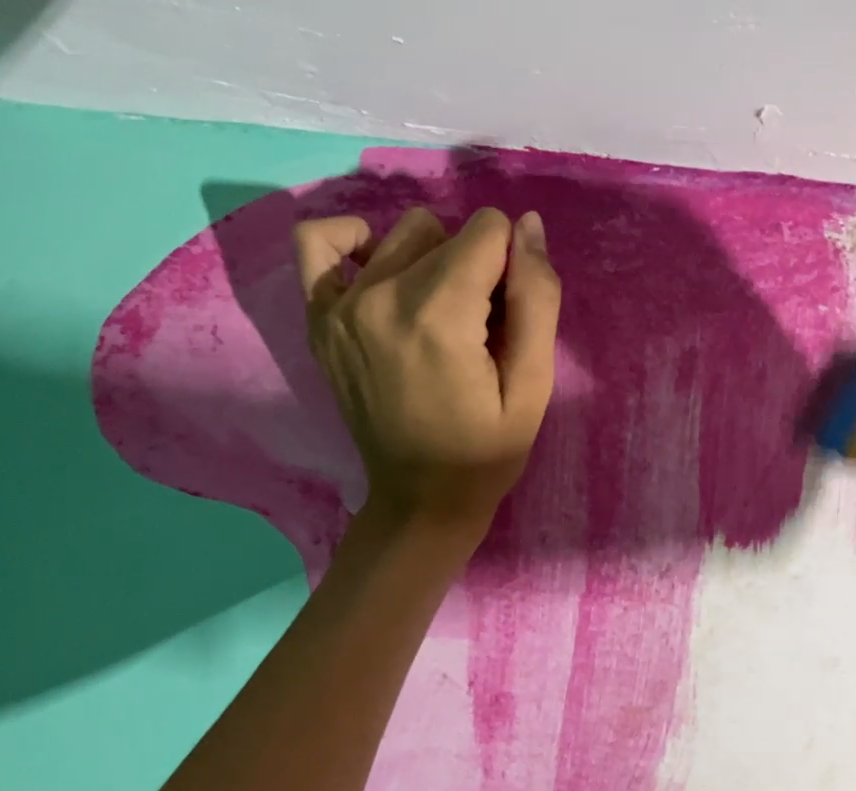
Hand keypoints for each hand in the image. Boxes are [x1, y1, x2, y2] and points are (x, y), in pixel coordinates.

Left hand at [294, 206, 560, 537]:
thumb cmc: (487, 451)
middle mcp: (382, 296)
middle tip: (474, 330)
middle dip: (474, 269)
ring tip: (436, 314)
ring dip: (428, 261)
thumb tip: (527, 225)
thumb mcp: (533, 385)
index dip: (511, 270)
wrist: (421, 499)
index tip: (504, 321)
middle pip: (446, 232)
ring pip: (400, 234)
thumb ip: (537, 300)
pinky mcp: (320, 319)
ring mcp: (342, 306)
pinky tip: (379, 267)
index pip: (488, 231)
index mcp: (439, 316)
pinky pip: (319, 244)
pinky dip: (351, 240)